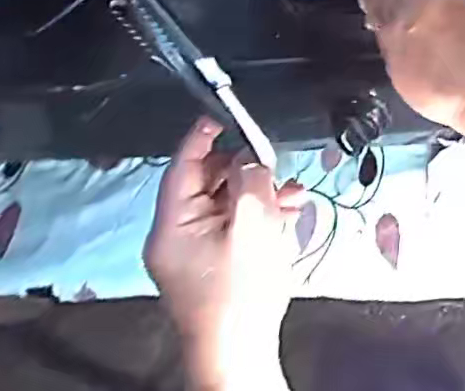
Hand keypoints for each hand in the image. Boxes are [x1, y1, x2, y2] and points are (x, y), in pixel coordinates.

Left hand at [145, 117, 306, 390]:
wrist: (241, 350)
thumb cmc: (241, 291)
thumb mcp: (253, 224)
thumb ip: (251, 180)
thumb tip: (252, 155)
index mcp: (174, 226)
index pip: (182, 167)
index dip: (202, 137)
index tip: (222, 114)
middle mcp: (178, 234)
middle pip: (208, 180)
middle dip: (245, 166)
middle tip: (276, 163)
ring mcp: (196, 248)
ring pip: (227, 197)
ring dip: (260, 188)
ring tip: (290, 193)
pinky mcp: (214, 258)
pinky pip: (235, 218)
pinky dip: (260, 209)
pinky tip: (288, 209)